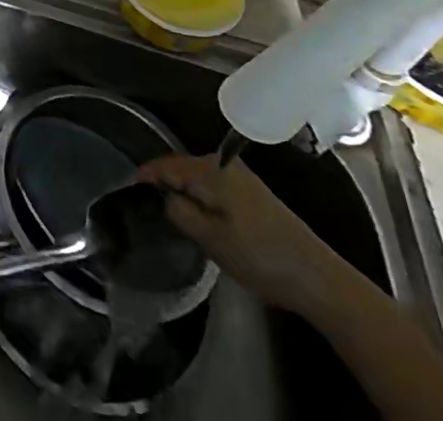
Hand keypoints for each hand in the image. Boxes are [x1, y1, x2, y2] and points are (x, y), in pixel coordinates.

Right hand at [136, 154, 348, 315]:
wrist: (316, 277)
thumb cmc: (258, 256)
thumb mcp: (209, 238)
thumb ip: (179, 211)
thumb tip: (165, 195)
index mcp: (211, 170)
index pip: (167, 164)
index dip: (145, 174)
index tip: (126, 188)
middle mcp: (225, 165)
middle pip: (182, 166)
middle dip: (161, 180)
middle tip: (141, 201)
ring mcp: (241, 178)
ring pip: (198, 176)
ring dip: (180, 188)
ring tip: (163, 208)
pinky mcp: (252, 193)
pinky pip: (212, 185)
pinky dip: (198, 194)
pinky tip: (195, 214)